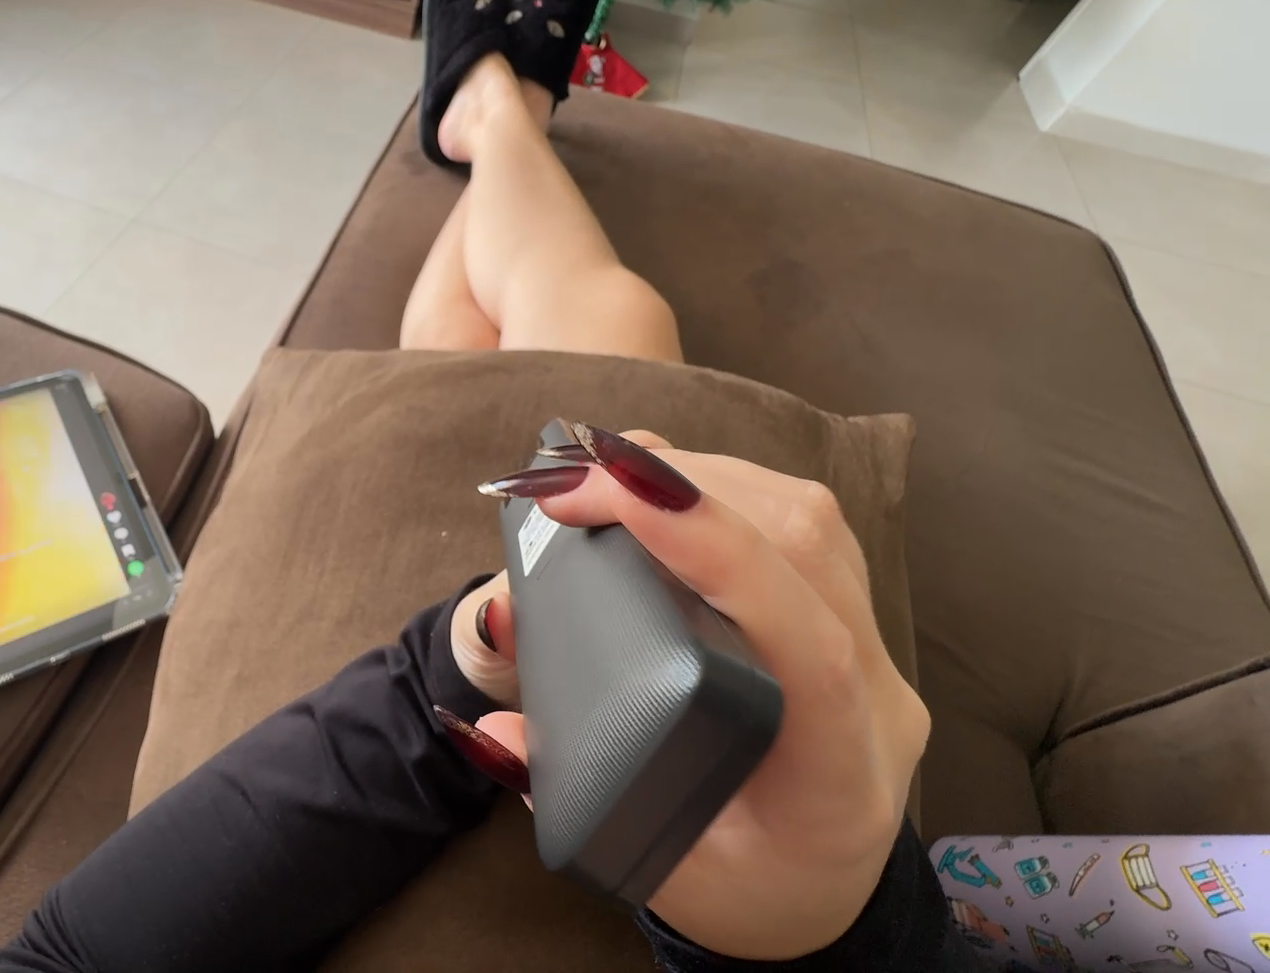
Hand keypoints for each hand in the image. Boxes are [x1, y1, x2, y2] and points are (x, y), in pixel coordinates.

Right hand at [448, 427, 928, 960]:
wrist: (817, 885)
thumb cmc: (738, 886)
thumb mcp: (645, 862)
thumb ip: (558, 795)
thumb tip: (483, 726)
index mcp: (833, 776)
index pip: (802, 642)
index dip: (712, 547)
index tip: (613, 494)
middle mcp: (872, 695)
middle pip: (798, 546)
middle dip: (674, 486)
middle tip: (564, 480)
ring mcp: (871, 645)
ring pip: (800, 515)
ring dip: (691, 471)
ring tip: (596, 469)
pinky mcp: (846, 610)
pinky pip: (793, 516)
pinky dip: (713, 481)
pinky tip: (651, 481)